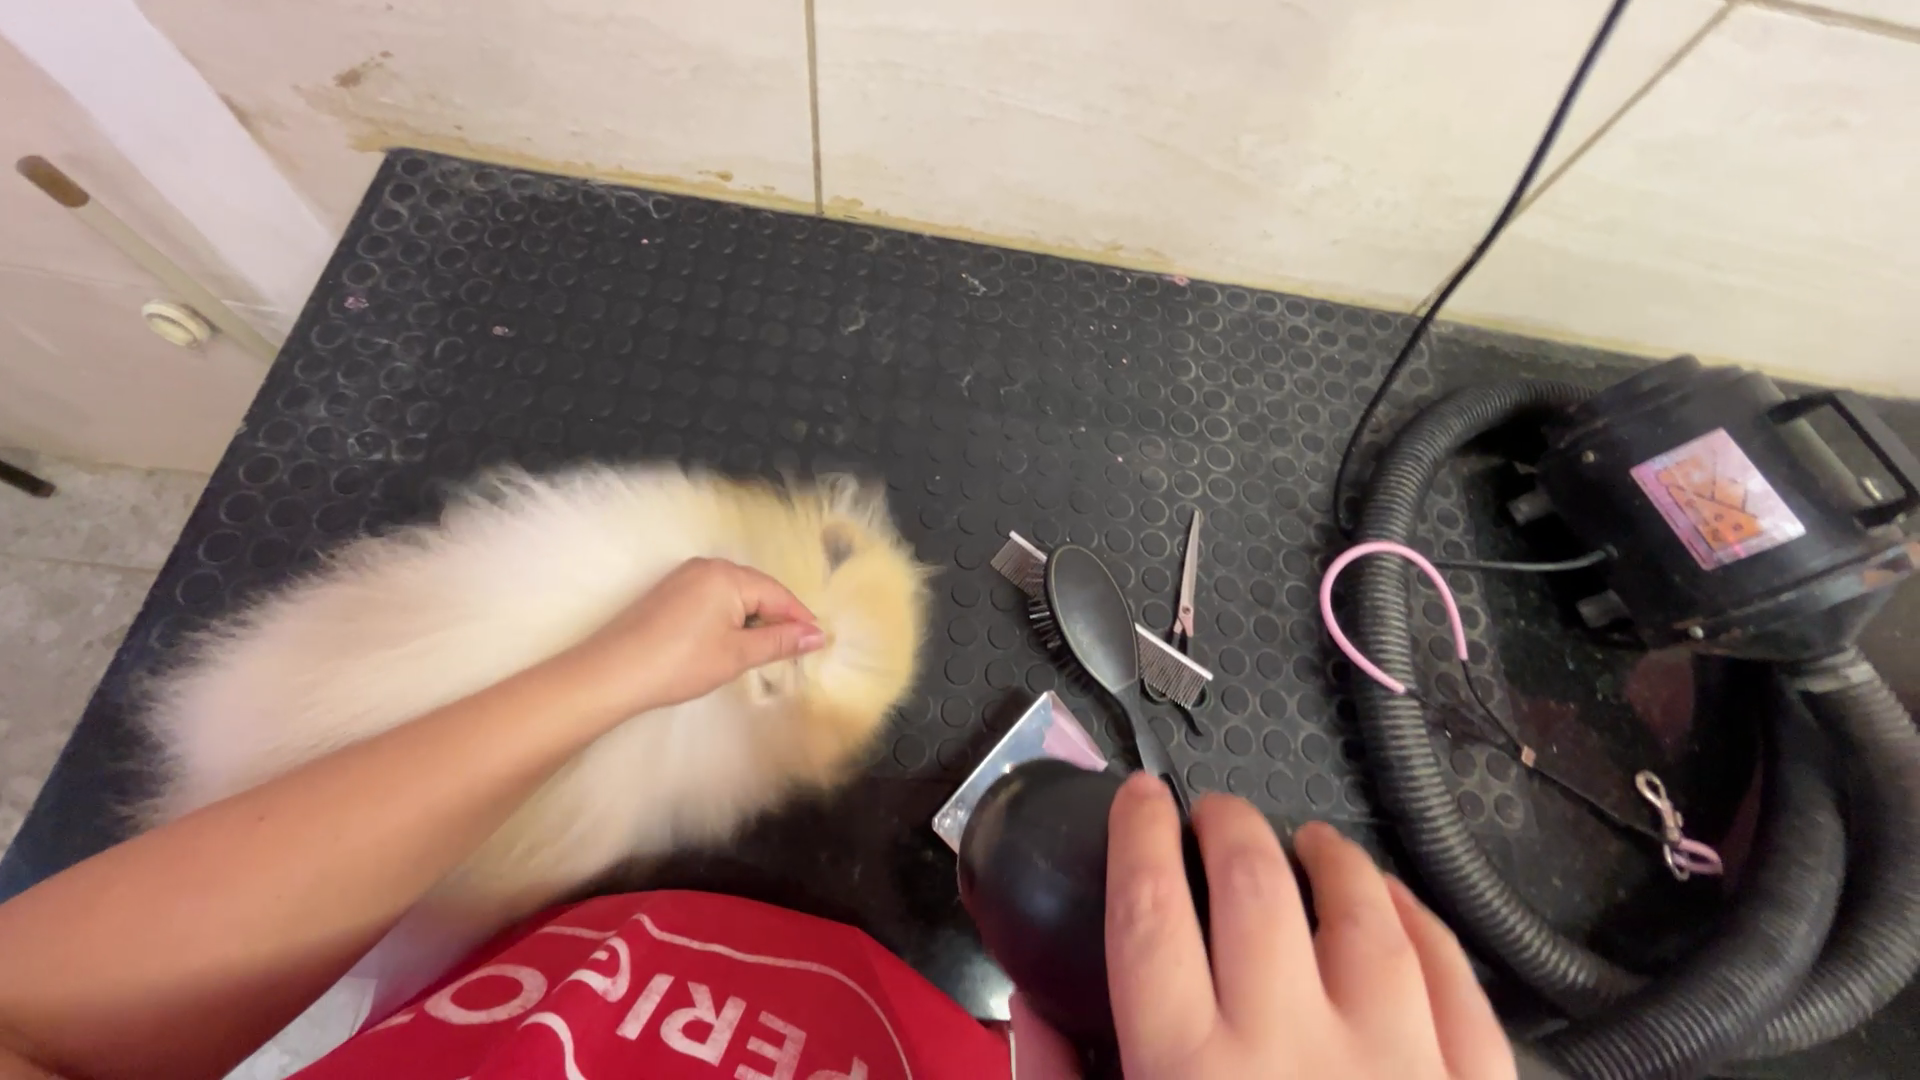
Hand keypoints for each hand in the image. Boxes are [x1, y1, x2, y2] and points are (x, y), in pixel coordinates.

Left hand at [557, 557, 825, 715]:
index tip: (818, 643)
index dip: (800, 620)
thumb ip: (780, 642)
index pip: (778, 594)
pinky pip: (714, 597)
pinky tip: (731, 641)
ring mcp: (685, 576)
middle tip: (794, 649)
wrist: (610, 674)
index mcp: (728, 575)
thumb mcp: (737, 654)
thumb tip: (817, 636)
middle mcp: (708, 566)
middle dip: (778, 618)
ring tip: (764, 649)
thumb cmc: (680, 663)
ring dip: (754, 619)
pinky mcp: (670, 591)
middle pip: (758, 590)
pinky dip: (730, 617)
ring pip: (736, 594)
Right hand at [1103, 774, 1514, 1078]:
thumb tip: (1030, 1010)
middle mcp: (1291, 1057)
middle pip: (1255, 887)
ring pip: (1365, 917)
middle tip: (1215, 815)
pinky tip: (1396, 902)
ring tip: (1310, 840)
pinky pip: (1458, 989)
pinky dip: (1423, 927)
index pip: (1150, 909)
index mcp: (1189, 1071)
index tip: (1140, 797)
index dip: (1139, 831)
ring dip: (1330, 858)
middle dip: (1228, 823)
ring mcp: (1397, 1077)